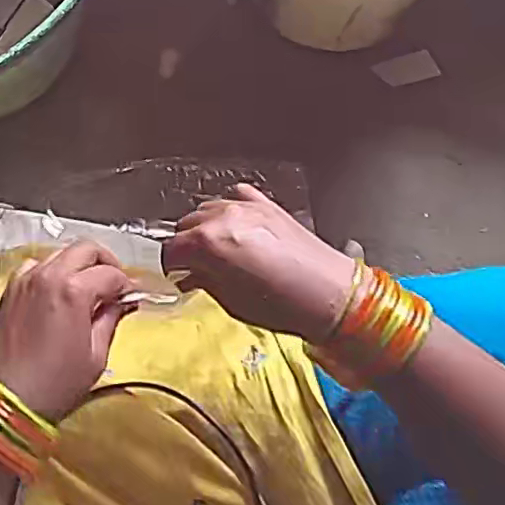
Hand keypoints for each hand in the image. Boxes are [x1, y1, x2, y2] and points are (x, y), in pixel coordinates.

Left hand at [0, 240, 136, 419]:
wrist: (8, 398)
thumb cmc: (54, 384)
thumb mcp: (96, 355)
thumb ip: (111, 319)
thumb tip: (123, 301)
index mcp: (73, 290)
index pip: (111, 273)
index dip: (126, 284)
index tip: (131, 296)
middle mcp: (49, 275)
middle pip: (86, 248)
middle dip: (105, 262)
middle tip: (114, 284)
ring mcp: (27, 278)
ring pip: (62, 253)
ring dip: (79, 265)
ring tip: (88, 290)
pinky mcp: (12, 287)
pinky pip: (38, 265)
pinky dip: (53, 271)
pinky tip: (59, 292)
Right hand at [162, 184, 361, 340]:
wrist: (334, 296)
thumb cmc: (284, 306)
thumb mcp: (231, 302)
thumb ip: (203, 281)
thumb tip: (191, 274)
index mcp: (208, 243)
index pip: (171, 248)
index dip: (170, 265)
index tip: (176, 275)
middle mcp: (222, 217)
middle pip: (185, 226)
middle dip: (187, 246)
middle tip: (196, 266)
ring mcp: (245, 206)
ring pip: (206, 210)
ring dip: (205, 228)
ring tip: (217, 249)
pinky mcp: (266, 204)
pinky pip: (234, 198)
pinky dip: (229, 212)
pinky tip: (236, 228)